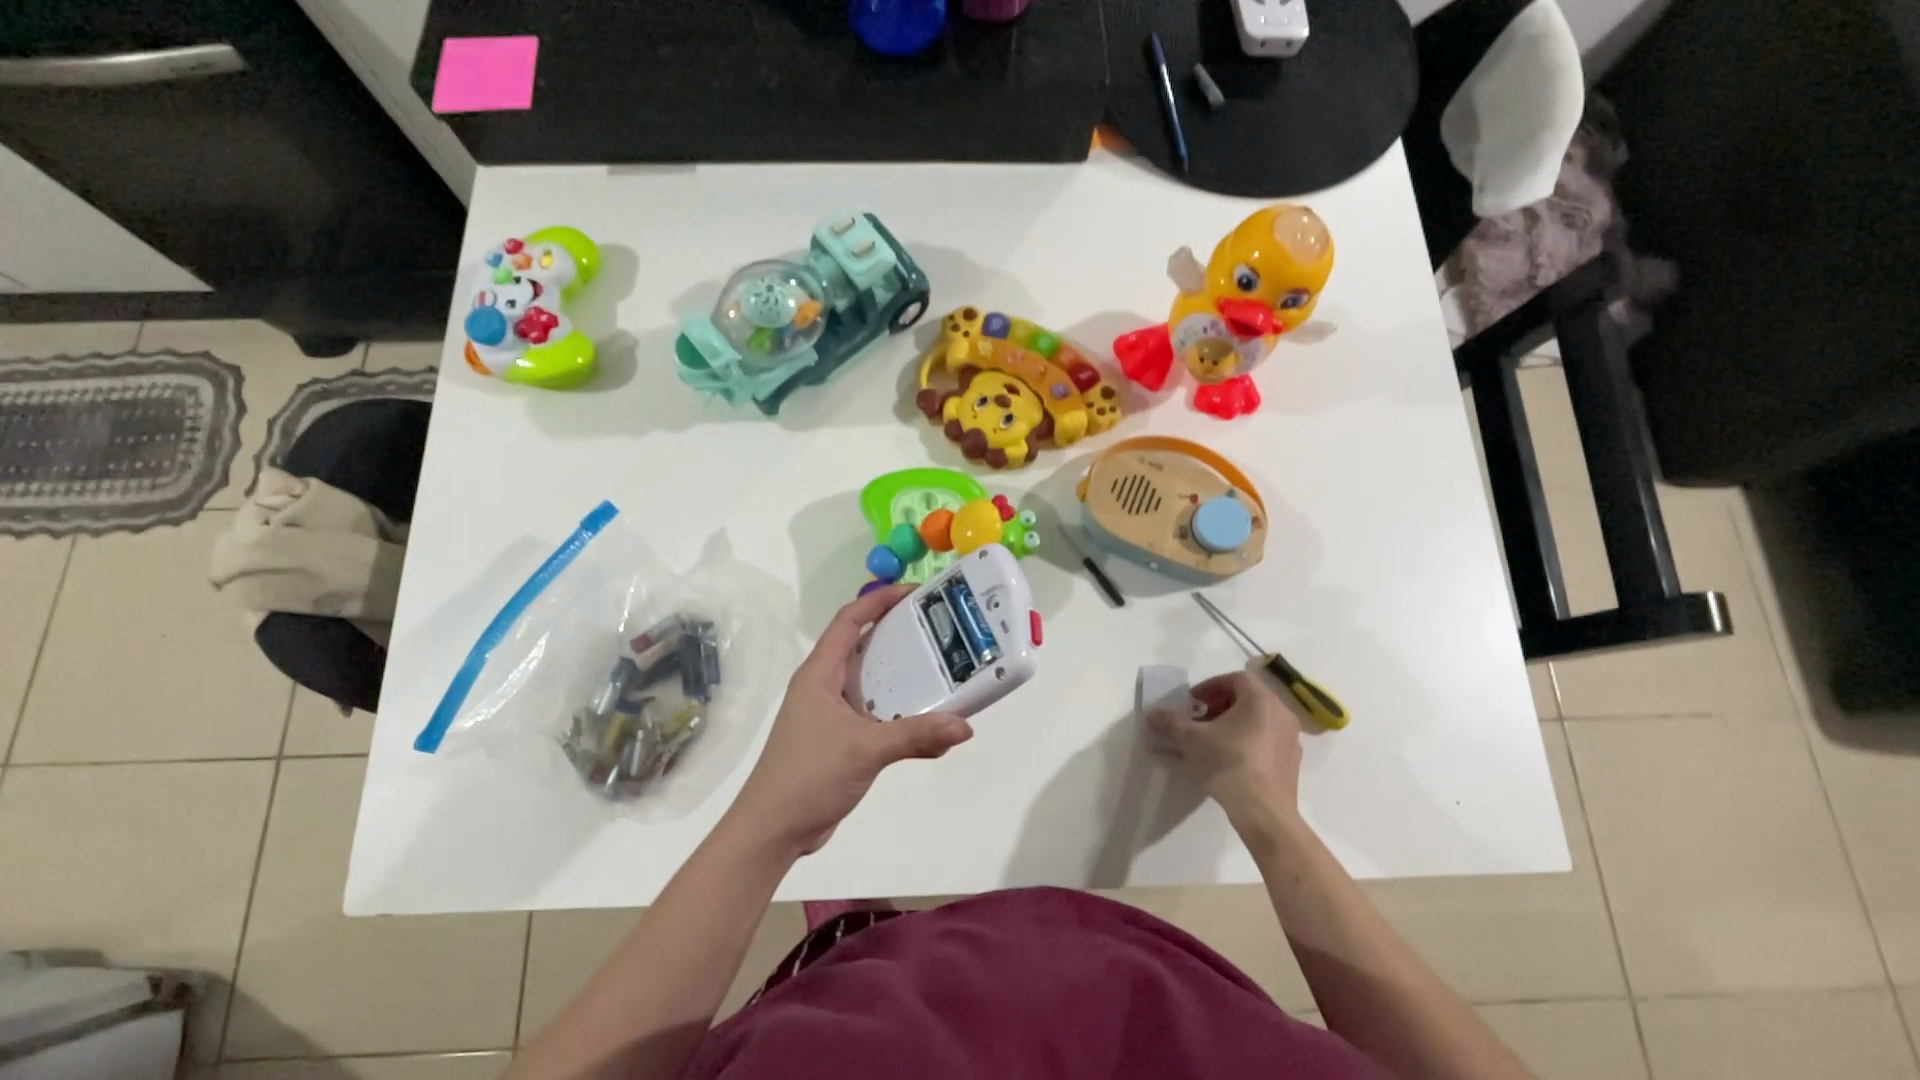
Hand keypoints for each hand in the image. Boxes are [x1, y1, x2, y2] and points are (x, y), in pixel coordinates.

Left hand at [723, 585, 973, 856]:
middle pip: (865, 649)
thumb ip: (916, 735)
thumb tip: (965, 725)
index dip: (879, 601)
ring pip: (874, 687)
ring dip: (905, 683)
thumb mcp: (865, 749)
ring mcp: (832, 717)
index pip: (849, 621)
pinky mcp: (841, 744)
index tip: (916, 593)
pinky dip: (904, 722)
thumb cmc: (809, 775)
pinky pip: (878, 720)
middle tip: (941, 633)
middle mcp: (825, 688)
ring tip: (946, 675)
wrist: (774, 830)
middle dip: (901, 638)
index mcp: (819, 674)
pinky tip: (935, 733)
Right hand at [1148, 669, 1303, 827]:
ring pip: (1257, 722)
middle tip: (1199, 722)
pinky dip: (1246, 743)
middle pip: (1247, 699)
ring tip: (1210, 743)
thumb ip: (1170, 723)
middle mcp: (1281, 714)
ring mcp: (1290, 740)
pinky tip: (1227, 763)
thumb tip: (1151, 715)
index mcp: (1261, 700)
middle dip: (1219, 707)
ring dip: (1232, 726)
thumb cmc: (1228, 764)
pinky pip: (1265, 742)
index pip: (1235, 679)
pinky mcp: (1291, 763)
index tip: (1192, 703)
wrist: (1263, 812)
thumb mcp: (1192, 740)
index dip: (1210, 686)